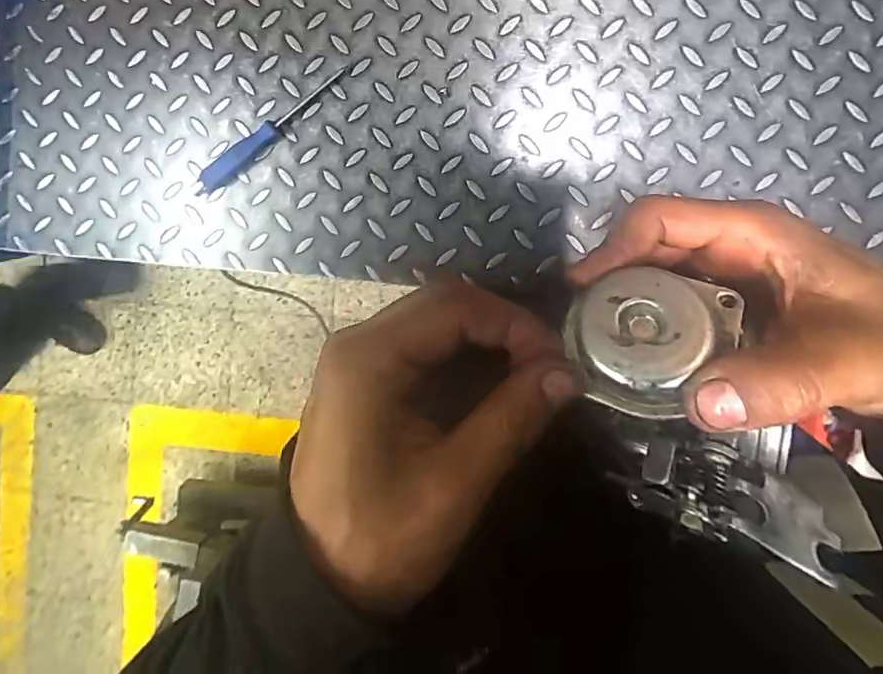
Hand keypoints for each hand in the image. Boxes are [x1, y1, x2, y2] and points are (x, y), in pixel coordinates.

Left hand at [289, 281, 579, 617]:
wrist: (316, 579)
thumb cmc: (379, 537)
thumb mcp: (452, 485)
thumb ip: (510, 420)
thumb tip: (566, 374)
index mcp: (369, 357)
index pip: (453, 306)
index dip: (512, 323)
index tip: (557, 358)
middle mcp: (358, 340)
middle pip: (442, 303)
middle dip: (502, 325)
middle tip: (548, 364)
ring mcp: (357, 354)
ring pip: (433, 319)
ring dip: (484, 336)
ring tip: (529, 370)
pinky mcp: (363, 374)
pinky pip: (420, 343)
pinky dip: (461, 352)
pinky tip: (492, 379)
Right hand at [568, 197, 882, 432]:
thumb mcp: (844, 362)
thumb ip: (775, 381)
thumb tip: (697, 405)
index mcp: (753, 232)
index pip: (662, 219)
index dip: (615, 246)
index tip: (584, 291)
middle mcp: (737, 244)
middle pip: (653, 245)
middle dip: (615, 278)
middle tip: (584, 327)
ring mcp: (740, 274)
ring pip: (665, 274)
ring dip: (633, 303)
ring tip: (603, 345)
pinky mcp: (744, 305)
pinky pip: (685, 305)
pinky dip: (660, 325)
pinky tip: (647, 358)